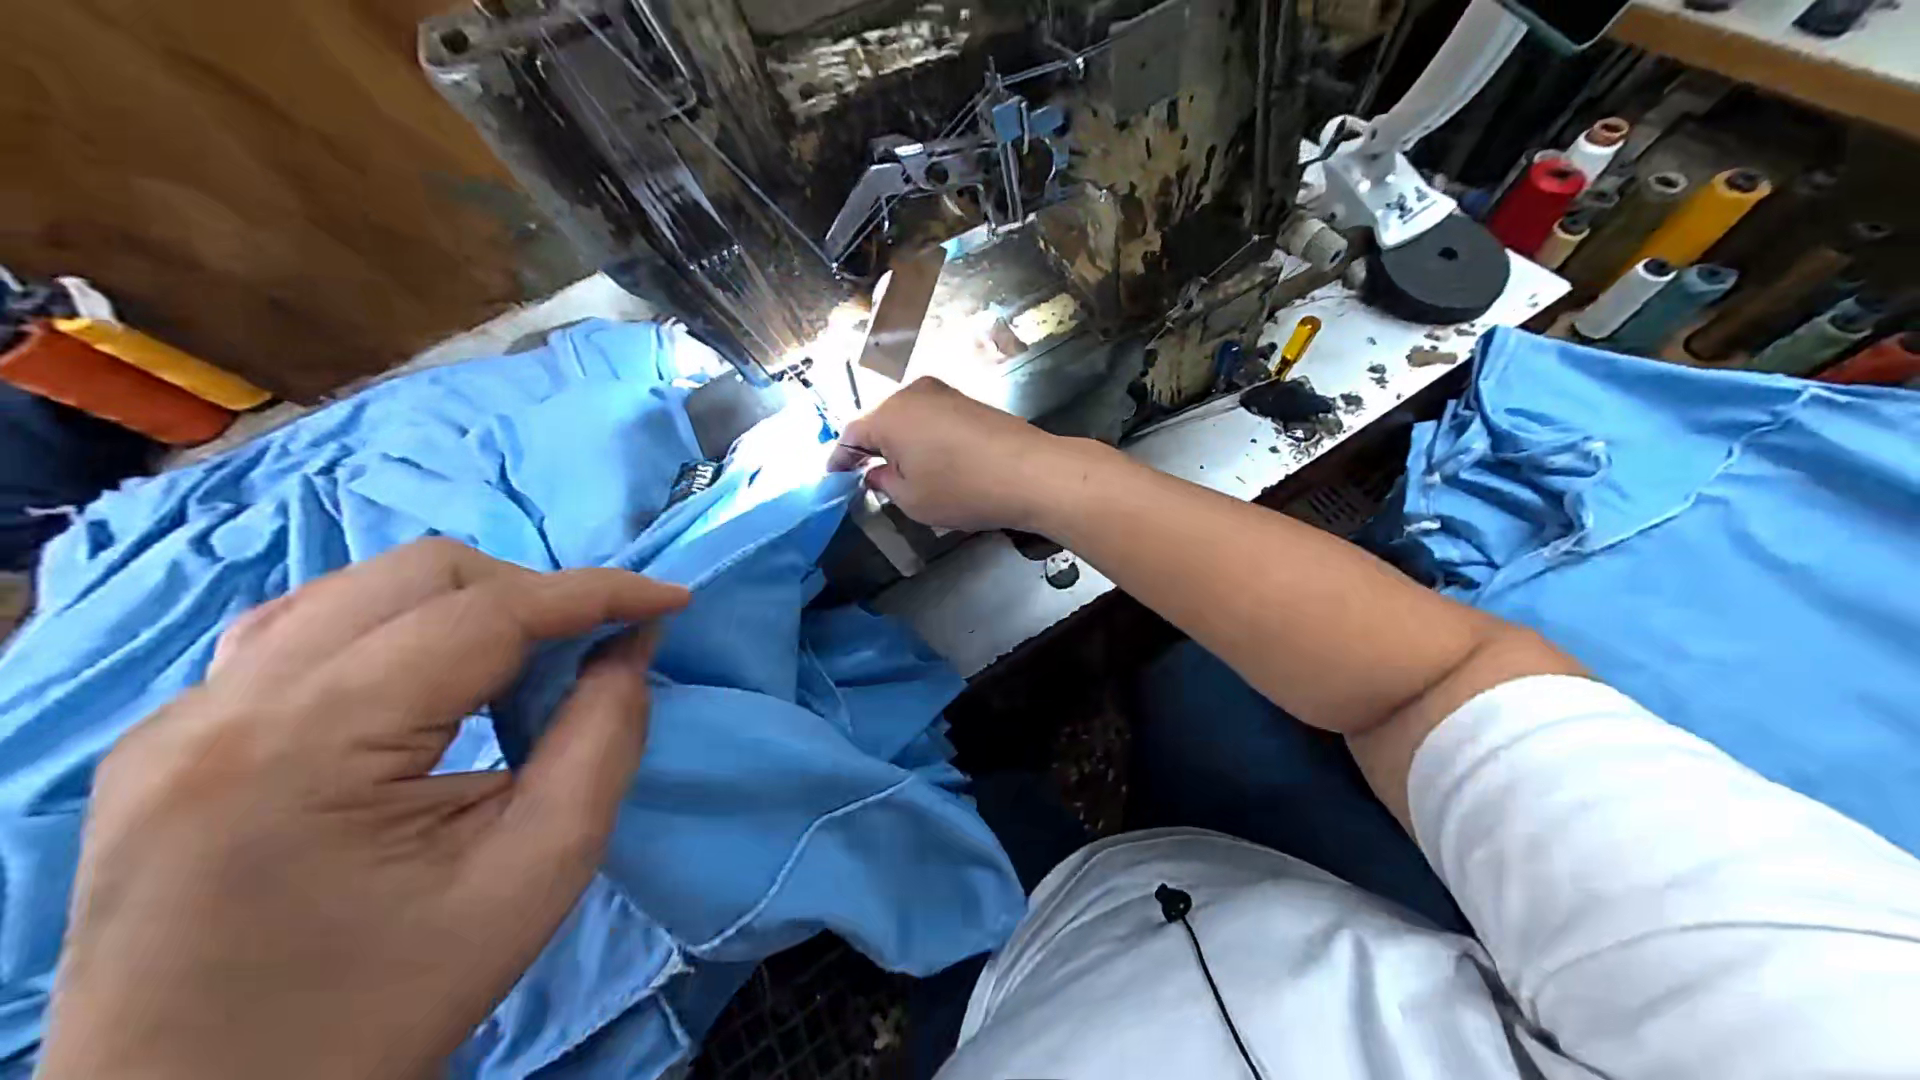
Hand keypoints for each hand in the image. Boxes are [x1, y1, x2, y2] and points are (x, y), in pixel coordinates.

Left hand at [38, 538, 690, 1079]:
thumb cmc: (393, 999)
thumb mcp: (542, 867)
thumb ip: (605, 734)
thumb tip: (630, 642)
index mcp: (307, 746)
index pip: (483, 613)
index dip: (594, 592)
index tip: (670, 598)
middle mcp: (224, 707)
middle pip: (419, 574)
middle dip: (533, 592)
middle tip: (591, 645)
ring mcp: (184, 716)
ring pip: (363, 586)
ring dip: (470, 603)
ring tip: (523, 662)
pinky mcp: (176, 735)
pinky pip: (308, 628)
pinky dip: (403, 627)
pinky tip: (433, 680)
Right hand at [827, 377, 1106, 532]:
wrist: (1032, 472)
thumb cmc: (963, 489)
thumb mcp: (912, 499)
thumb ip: (884, 482)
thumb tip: (876, 472)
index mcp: (889, 415)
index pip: (850, 435)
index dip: (840, 459)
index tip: (836, 478)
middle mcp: (912, 394)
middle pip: (879, 421)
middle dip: (871, 448)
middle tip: (868, 477)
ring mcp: (944, 393)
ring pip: (907, 418)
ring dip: (900, 443)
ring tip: (903, 473)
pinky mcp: (969, 401)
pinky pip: (932, 418)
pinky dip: (924, 438)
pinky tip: (934, 461)